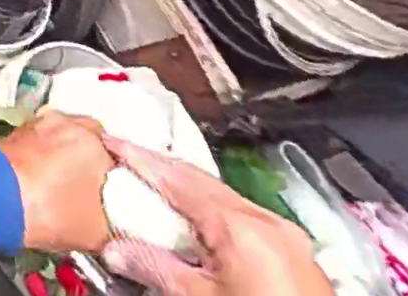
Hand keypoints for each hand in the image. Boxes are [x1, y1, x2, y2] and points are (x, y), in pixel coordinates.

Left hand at [0, 111, 112, 252]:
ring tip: (61, 181)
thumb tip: (118, 225)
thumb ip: (115, 223)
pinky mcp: (22, 127)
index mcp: (97, 142)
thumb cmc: (50, 210)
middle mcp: (73, 122)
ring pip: (66, 135)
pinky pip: (43, 137)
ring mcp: (44, 121)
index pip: (119, 158)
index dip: (116, 178)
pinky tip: (40, 174)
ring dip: (67, 152)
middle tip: (88, 186)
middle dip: (91, 160)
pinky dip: (44, 151)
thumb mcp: (96, 233)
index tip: (110, 194)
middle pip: (92, 141)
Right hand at [101, 137, 333, 295]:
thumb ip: (156, 268)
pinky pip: (244, 215)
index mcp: (238, 226)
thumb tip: (114, 249)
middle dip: (162, 167)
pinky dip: (213, 210)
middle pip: (202, 180)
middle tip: (127, 155)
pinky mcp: (294, 251)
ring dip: (187, 188)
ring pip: (224, 195)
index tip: (113, 140)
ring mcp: (284, 233)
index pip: (177, 179)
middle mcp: (263, 218)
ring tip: (154, 182)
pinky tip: (196, 219)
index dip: (141, 158)